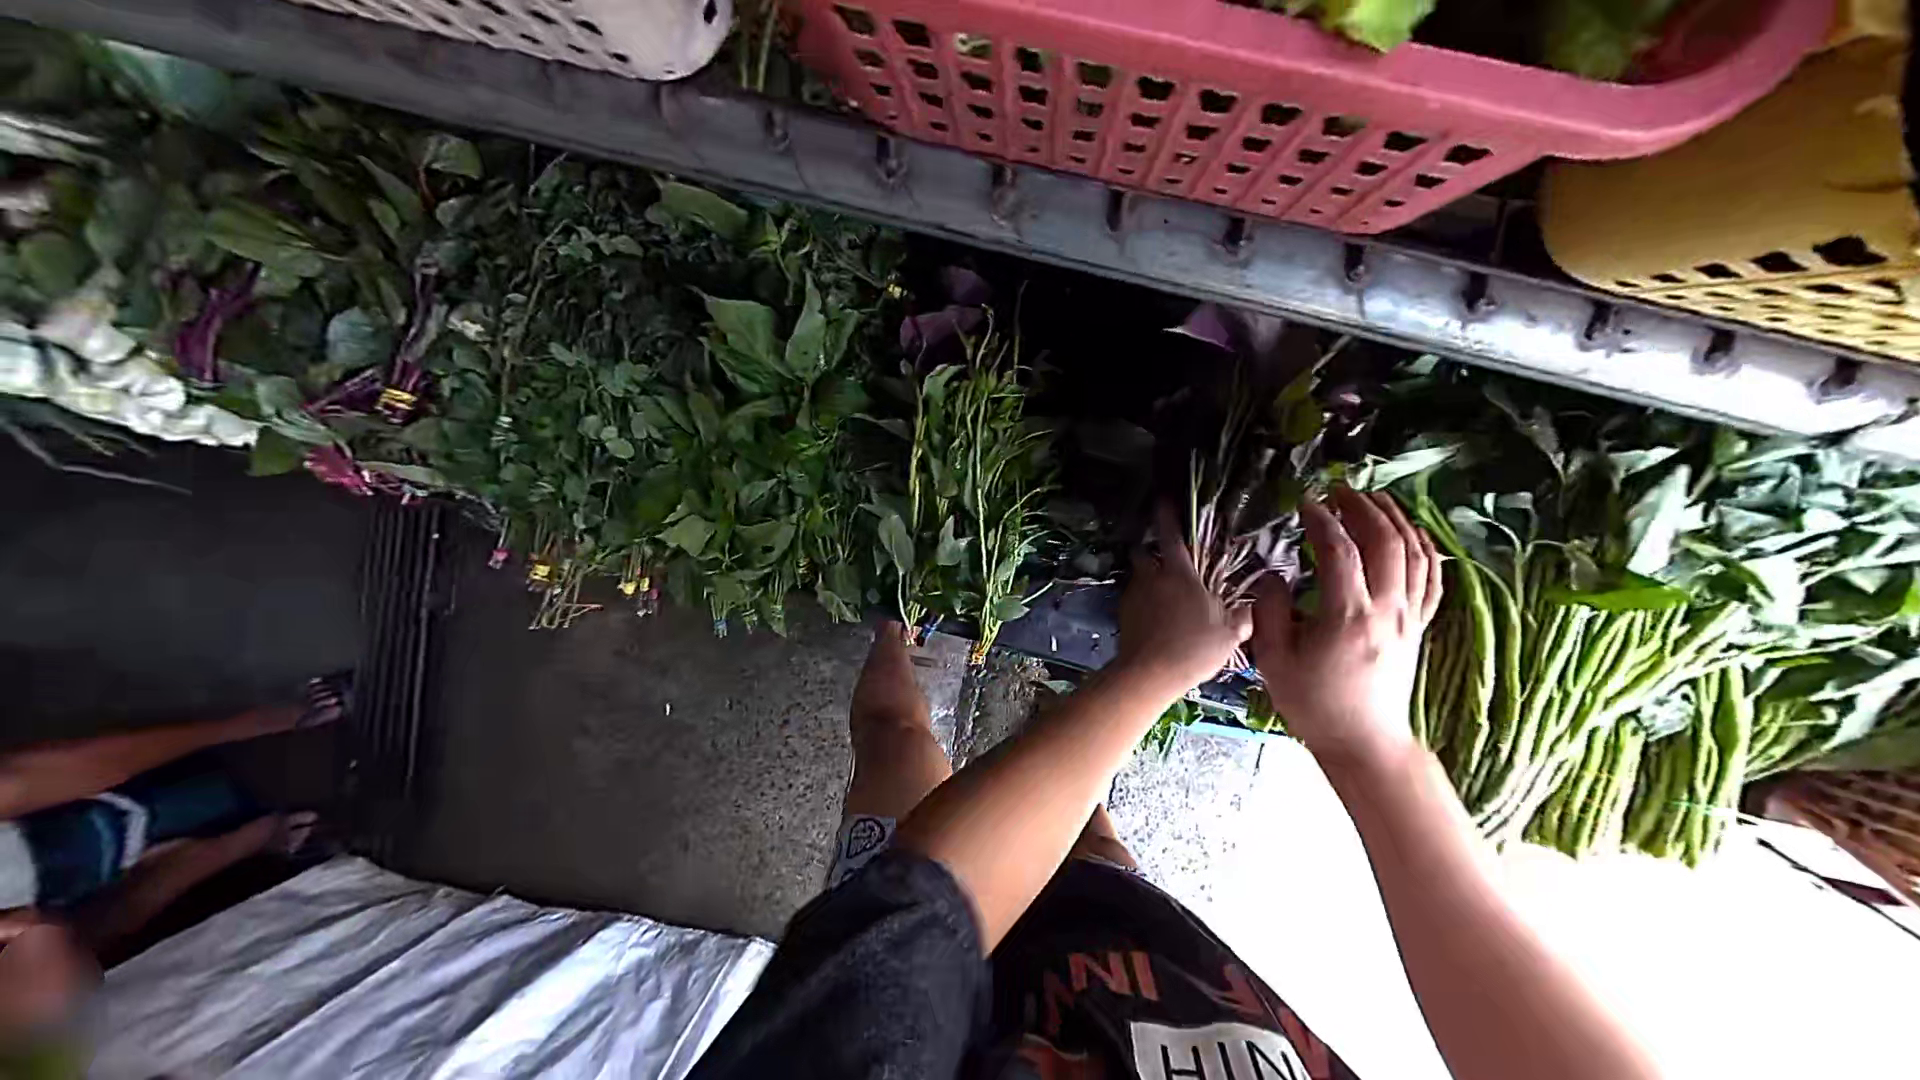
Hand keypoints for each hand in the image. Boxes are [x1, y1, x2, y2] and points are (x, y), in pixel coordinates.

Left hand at [1117, 505, 1253, 693]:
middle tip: (1165, 559)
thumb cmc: (1193, 649)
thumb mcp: (1229, 634)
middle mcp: (1151, 578)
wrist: (1149, 675)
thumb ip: (1241, 618)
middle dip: (1149, 550)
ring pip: (1137, 577)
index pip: (1169, 533)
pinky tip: (1155, 618)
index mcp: (1178, 573)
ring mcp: (1133, 595)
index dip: (1166, 513)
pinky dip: (1142, 602)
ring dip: (1147, 580)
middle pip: (1143, 552)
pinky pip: (1133, 600)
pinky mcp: (1122, 614)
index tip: (1164, 499)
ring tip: (1163, 595)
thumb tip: (1253, 609)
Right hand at [1252, 486, 1442, 767]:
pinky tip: (1412, 532)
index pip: (1339, 551)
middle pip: (1385, 542)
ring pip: (1414, 554)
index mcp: (1347, 616)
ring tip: (1373, 498)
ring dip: (1396, 519)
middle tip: (1339, 489)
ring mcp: (1409, 618)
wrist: (1364, 741)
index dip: (1321, 520)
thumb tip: (1272, 574)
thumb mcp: (1274, 658)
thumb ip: (1271, 610)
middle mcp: (1387, 610)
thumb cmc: (1313, 703)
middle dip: (1362, 508)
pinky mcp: (1419, 627)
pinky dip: (1425, 548)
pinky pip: (1432, 578)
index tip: (1304, 501)